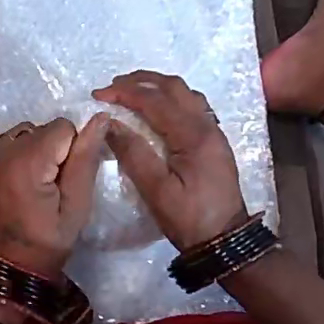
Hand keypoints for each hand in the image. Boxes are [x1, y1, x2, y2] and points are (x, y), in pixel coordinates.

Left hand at [0, 114, 109, 274]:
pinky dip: (15, 157)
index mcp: (26, 164)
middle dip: (51, 150)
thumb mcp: (77, 205)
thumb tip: (99, 118)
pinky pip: (4, 145)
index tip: (65, 180)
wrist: (9, 264)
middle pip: (39, 128)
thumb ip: (85, 160)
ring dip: (32, 151)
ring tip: (33, 183)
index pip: (62, 127)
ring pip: (21, 133)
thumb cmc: (48, 240)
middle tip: (50, 184)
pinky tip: (17, 183)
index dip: (72, 151)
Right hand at [93, 72, 246, 248]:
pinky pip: (193, 108)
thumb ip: (133, 154)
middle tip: (113, 86)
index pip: (155, 101)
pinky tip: (158, 110)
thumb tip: (110, 124)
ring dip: (158, 87)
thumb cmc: (189, 218)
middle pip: (174, 88)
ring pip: (186, 95)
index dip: (125, 93)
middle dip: (142, 81)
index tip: (98, 95)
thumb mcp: (156, 190)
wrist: (226, 241)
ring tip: (132, 92)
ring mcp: (214, 133)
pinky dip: (172, 100)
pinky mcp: (214, 143)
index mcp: (194, 135)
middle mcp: (207, 126)